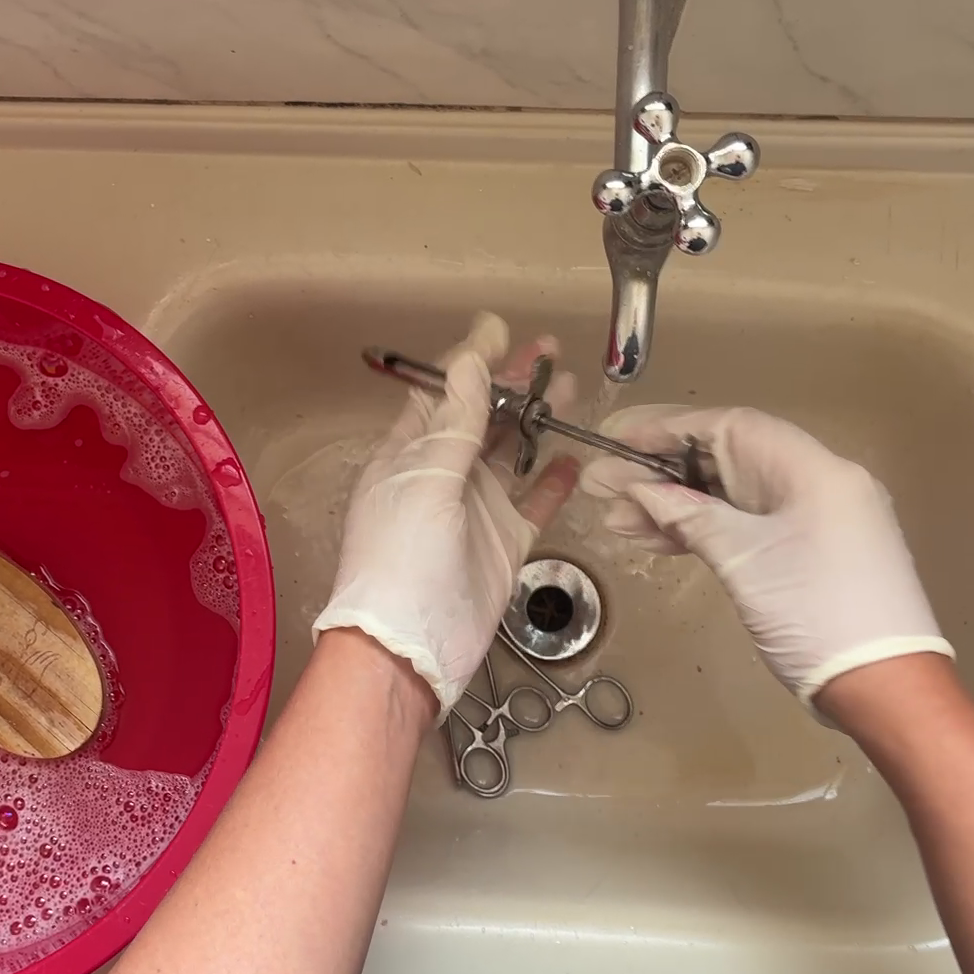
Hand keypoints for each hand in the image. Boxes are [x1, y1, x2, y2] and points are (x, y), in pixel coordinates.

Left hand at [312, 312, 577, 718]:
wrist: (410, 644)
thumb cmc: (402, 555)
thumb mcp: (424, 479)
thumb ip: (454, 423)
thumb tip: (470, 359)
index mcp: (410, 455)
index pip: (442, 395)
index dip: (469, 361)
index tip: (500, 328)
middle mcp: (443, 475)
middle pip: (482, 418)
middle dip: (512, 383)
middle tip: (550, 351)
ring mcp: (476, 509)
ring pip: (511, 454)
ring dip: (536, 421)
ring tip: (569, 387)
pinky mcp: (504, 543)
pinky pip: (534, 504)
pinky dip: (552, 483)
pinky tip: (571, 459)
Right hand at [579, 404, 950, 709]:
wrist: (883, 688)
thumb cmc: (814, 612)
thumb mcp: (741, 557)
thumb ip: (686, 514)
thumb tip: (637, 489)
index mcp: (811, 470)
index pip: (729, 427)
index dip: (668, 428)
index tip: (617, 440)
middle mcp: (811, 483)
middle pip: (723, 460)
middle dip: (659, 471)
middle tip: (602, 484)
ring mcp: (806, 519)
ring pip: (725, 496)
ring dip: (669, 505)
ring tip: (615, 519)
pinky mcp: (798, 550)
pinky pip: (738, 524)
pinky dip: (695, 528)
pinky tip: (651, 537)